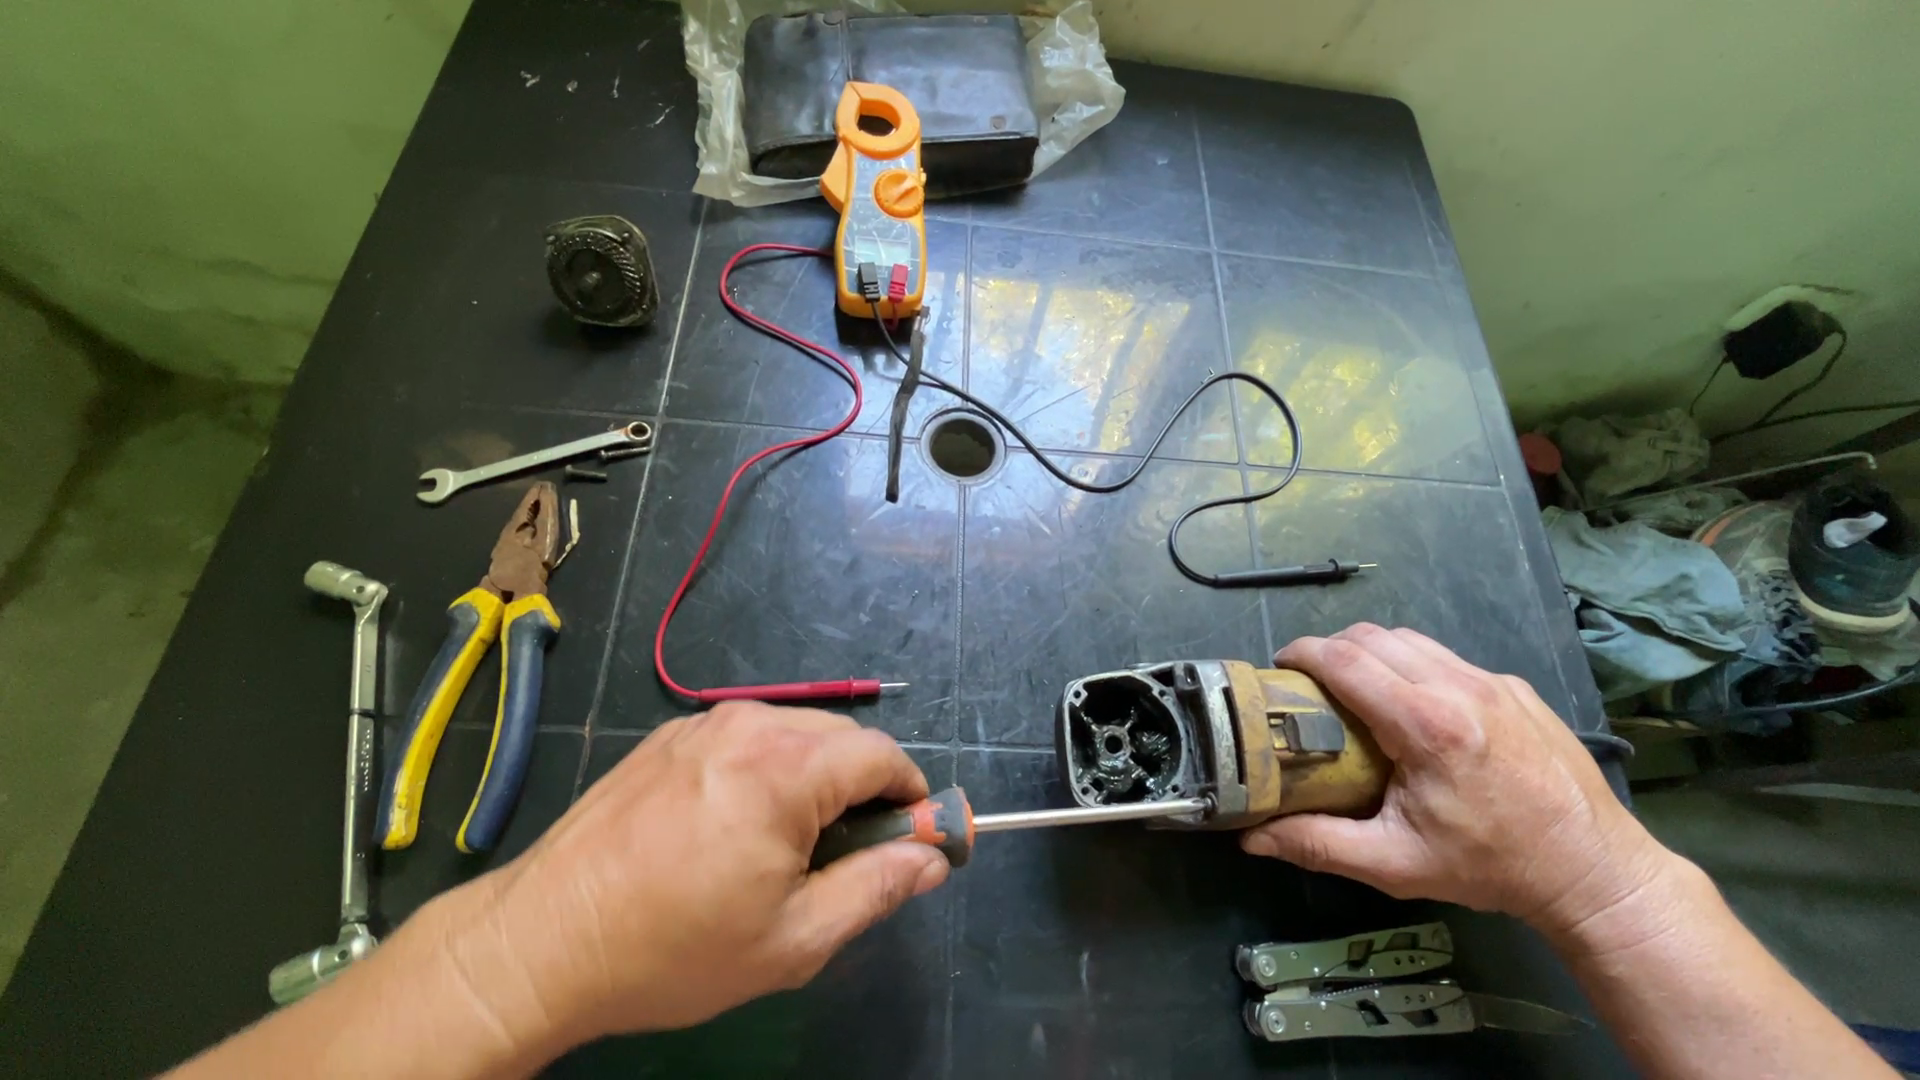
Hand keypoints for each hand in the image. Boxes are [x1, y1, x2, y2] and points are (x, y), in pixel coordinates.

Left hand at [443, 702, 949, 1046]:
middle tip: (847, 854)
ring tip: (787, 845)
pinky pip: (748, 737)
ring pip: (796, 733)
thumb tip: (933, 858)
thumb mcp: (792, 939)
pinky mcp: (670, 735)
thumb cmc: (675, 949)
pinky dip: (769, 768)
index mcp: (785, 769)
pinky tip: (734, 825)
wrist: (543, 941)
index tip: (910, 838)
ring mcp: (704, 722)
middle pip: (842, 738)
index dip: (910, 795)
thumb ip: (876, 888)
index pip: (882, 756)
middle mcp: (749, 725)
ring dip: (816, 777)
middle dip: (864, 787)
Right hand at [1241, 624, 1666, 933]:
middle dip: (1329, 648)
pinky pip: (1444, 656)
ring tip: (1352, 685)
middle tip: (1309, 683)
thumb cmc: (1489, 867)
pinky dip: (1410, 663)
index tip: (1278, 668)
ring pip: (1409, 638)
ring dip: (1368, 651)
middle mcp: (1458, 687)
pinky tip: (1410, 702)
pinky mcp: (1515, 686)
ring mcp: (1492, 681)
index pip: (1345, 660)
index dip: (1302, 653)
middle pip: (1371, 637)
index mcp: (1425, 725)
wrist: (1596, 872)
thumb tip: (1249, 838)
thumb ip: (1317, 843)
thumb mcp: (1394, 863)